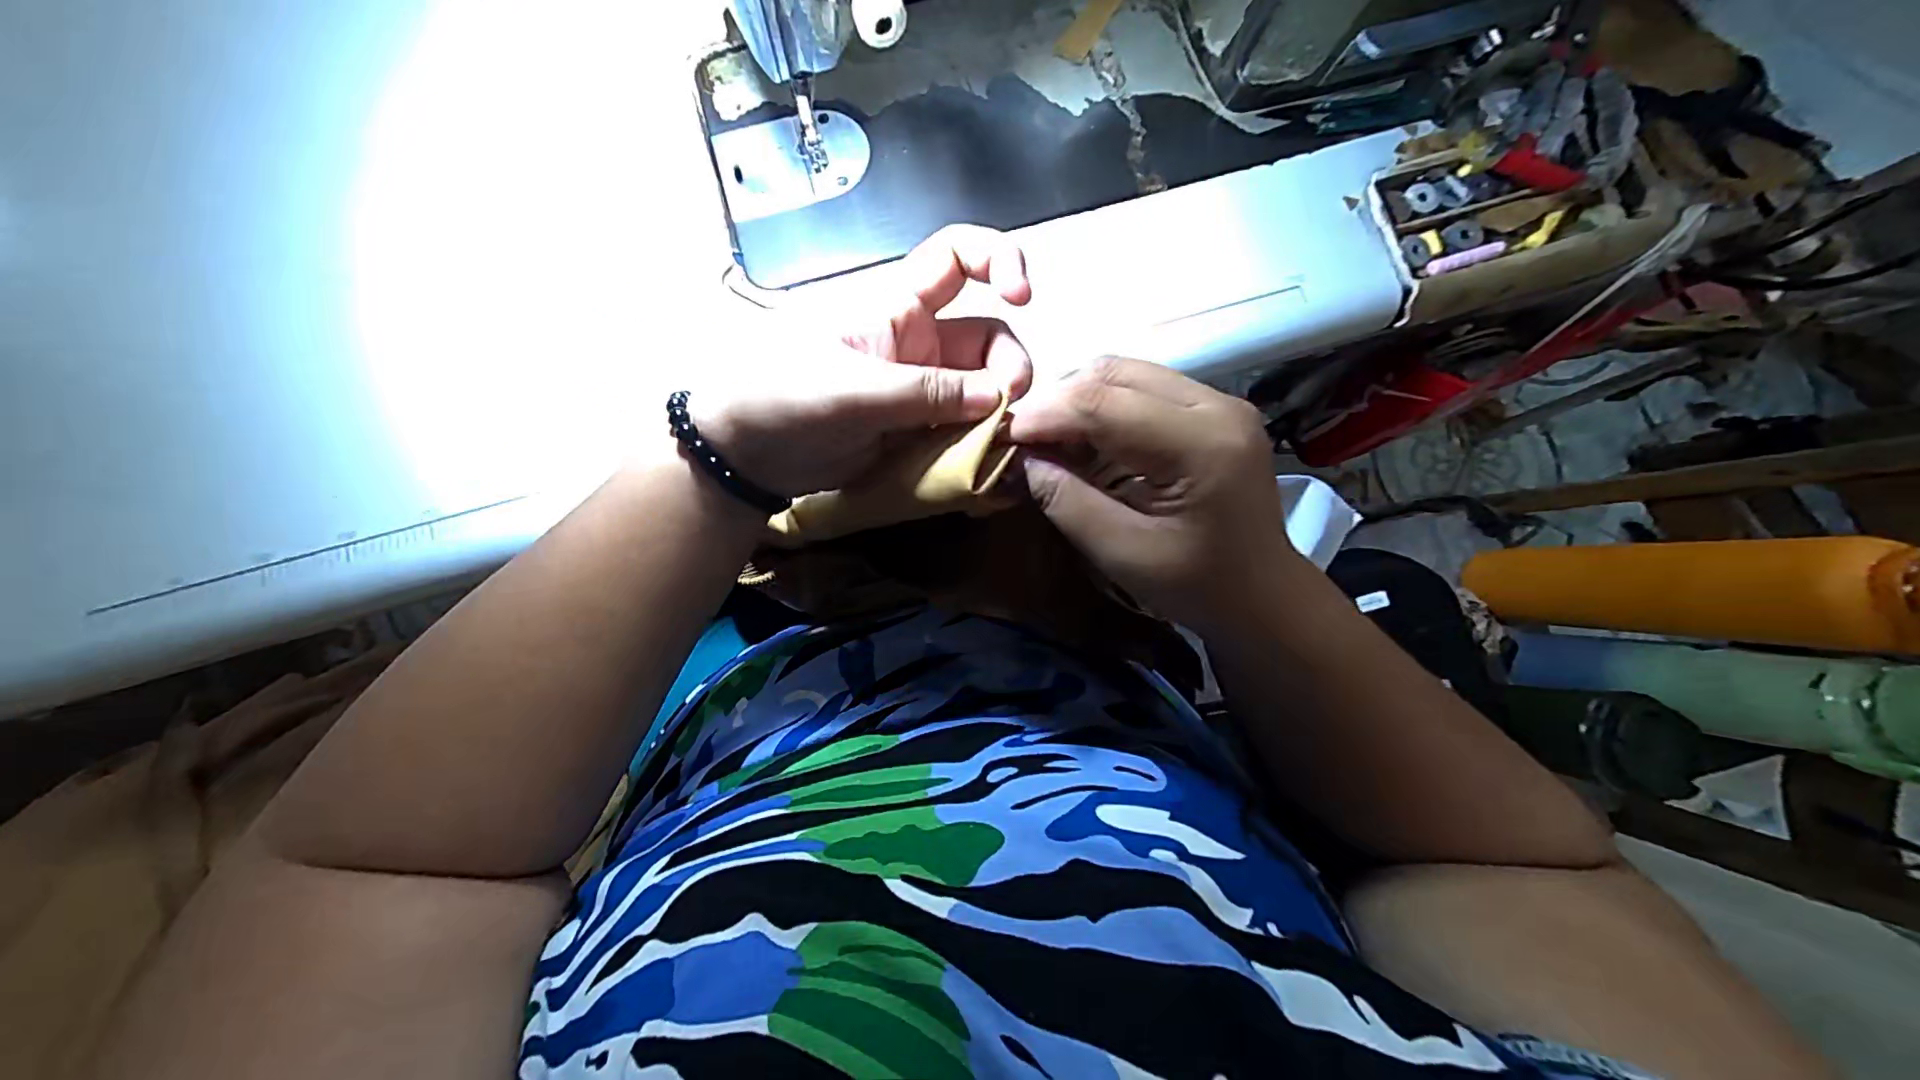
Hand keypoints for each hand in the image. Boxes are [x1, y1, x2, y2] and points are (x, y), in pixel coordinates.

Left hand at [690, 225, 1033, 497]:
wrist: (746, 456)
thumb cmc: (783, 397)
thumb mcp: (853, 390)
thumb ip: (925, 393)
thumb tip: (996, 398)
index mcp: (898, 308)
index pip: (956, 257)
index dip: (999, 261)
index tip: (1023, 296)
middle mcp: (918, 344)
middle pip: (987, 339)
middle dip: (1006, 367)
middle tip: (1004, 408)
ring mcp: (919, 391)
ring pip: (980, 391)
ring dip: (995, 414)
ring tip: (996, 444)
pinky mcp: (914, 432)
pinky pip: (960, 431)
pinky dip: (978, 445)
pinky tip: (985, 465)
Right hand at [1008, 357, 1294, 627]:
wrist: (1261, 594)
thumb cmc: (1196, 585)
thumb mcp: (1121, 553)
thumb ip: (1068, 501)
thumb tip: (1023, 458)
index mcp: (1203, 444)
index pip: (1105, 404)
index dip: (1047, 414)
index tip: (1006, 435)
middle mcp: (1217, 406)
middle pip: (1116, 374)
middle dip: (1060, 401)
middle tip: (1025, 439)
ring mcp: (1219, 402)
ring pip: (1127, 374)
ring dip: (1080, 401)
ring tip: (1051, 439)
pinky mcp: (1212, 409)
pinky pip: (1143, 389)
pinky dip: (1104, 407)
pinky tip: (1086, 439)